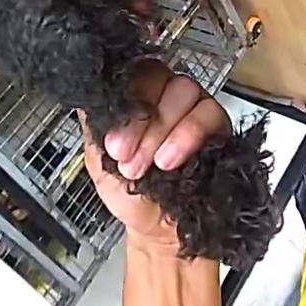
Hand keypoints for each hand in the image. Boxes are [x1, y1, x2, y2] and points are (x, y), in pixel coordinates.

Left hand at [80, 61, 230, 255]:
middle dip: (140, 122)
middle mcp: (166, 95)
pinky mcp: (218, 122)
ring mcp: (194, 105)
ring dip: (162, 129)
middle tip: (126, 157)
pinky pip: (209, 111)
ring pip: (184, 89)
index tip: (113, 143)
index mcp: (137, 97)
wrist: (157, 232)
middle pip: (158, 76)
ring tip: (153, 165)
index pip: (133, 73)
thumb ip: (94, 125)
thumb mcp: (98, 160)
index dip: (124, 103)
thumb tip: (87, 96)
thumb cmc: (130, 193)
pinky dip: (189, 133)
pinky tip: (171, 160)